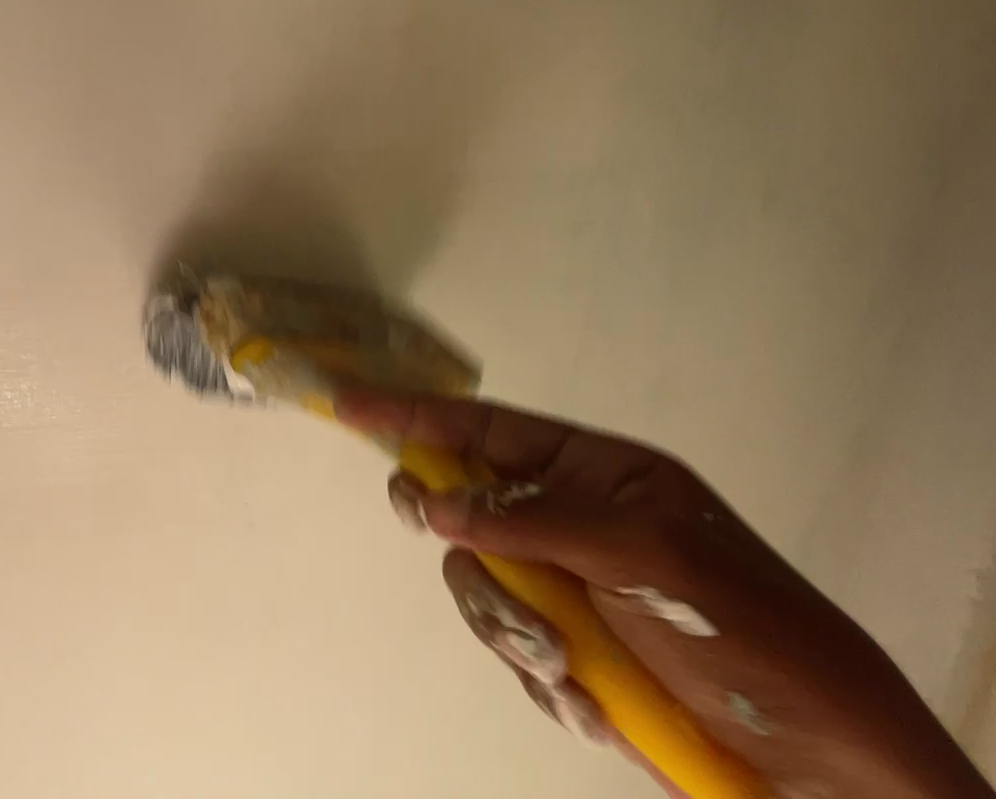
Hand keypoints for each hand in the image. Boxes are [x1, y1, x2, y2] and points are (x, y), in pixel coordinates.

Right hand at [337, 388, 991, 798]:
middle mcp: (564, 520)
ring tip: (566, 660)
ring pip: (472, 579)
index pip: (484, 429)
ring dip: (508, 622)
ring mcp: (557, 582)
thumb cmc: (743, 631)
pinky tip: (589, 692)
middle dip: (451, 528)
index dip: (413, 413)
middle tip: (445, 536)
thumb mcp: (645, 557)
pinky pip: (501, 638)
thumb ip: (531, 519)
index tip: (350, 405)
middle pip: (460, 500)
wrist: (815, 762)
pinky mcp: (556, 642)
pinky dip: (535, 669)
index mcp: (595, 475)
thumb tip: (434, 503)